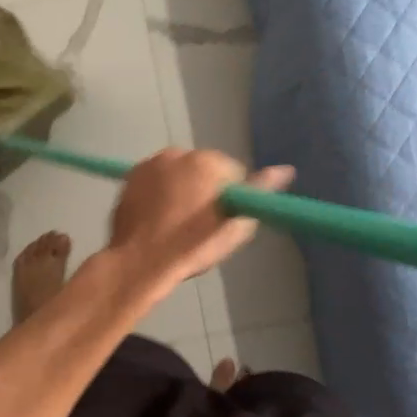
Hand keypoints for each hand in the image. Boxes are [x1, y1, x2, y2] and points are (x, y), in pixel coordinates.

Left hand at [107, 148, 294, 287]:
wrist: (138, 262)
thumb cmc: (191, 247)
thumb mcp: (234, 227)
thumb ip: (260, 193)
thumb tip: (286, 170)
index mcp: (206, 161)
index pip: (232, 173)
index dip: (230, 198)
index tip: (221, 221)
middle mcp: (178, 153)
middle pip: (203, 169)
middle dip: (204, 189)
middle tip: (198, 224)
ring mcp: (150, 163)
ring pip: (178, 173)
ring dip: (181, 188)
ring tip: (175, 222)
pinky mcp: (130, 176)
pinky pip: (156, 179)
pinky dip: (159, 191)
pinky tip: (157, 216)